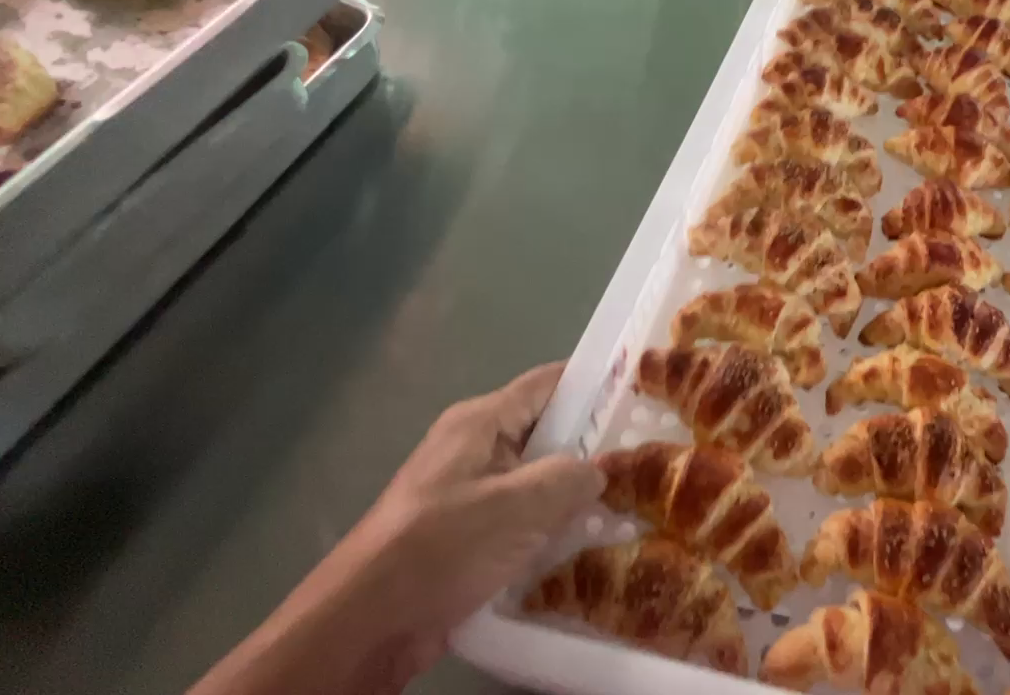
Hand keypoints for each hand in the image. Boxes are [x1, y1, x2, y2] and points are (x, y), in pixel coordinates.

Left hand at [191, 361, 602, 694]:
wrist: (363, 627)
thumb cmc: (442, 548)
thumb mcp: (519, 505)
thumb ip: (572, 478)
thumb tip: (601, 472)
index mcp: (481, 422)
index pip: (551, 382)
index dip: (597, 382)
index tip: (642, 393)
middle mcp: (474, 448)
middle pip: (548, 431)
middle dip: (594, 445)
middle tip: (645, 456)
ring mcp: (468, 492)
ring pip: (537, 478)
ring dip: (574, 493)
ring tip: (628, 502)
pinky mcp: (465, 535)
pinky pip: (521, 517)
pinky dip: (550, 526)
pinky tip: (585, 543)